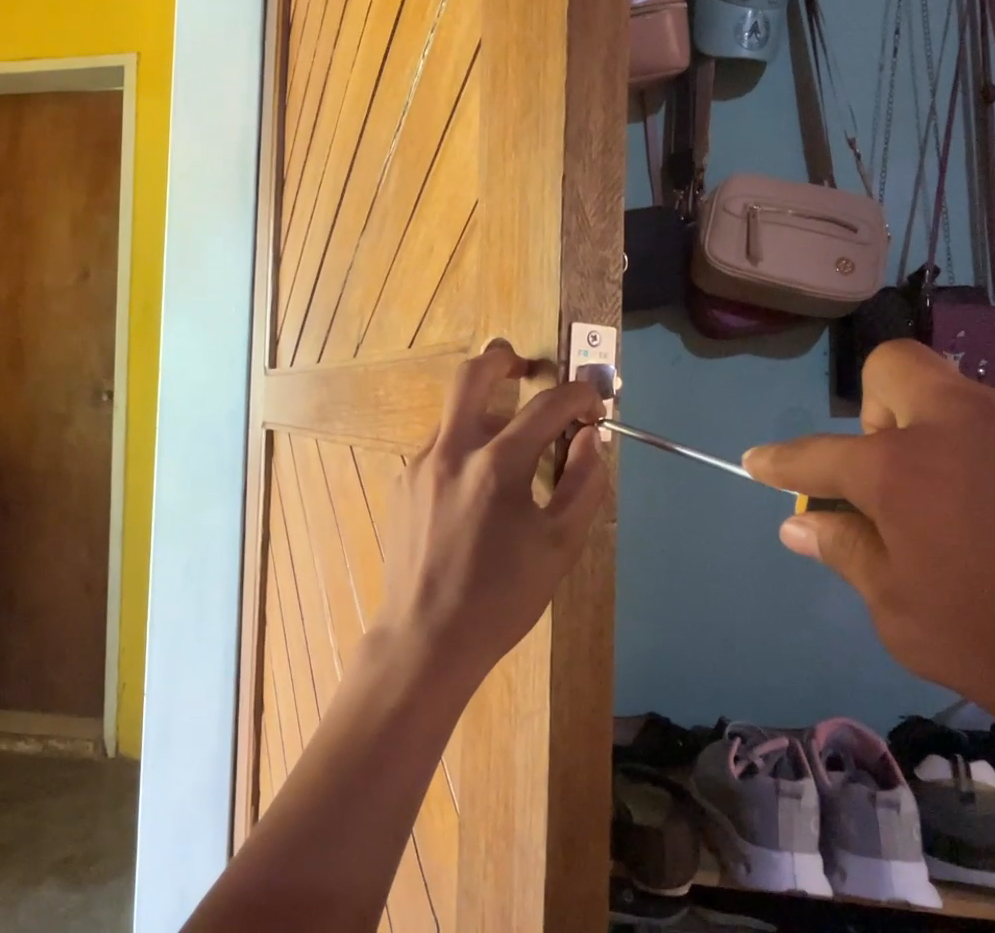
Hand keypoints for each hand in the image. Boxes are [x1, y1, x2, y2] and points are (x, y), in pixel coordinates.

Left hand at [374, 341, 609, 681]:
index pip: (548, 405)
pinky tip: (477, 487)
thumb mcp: (560, 545)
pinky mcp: (401, 484)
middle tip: (526, 365)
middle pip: (472, 375)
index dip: (579, 396)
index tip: (594, 402)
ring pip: (453, 414)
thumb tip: (593, 438)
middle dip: (503, 358)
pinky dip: (464, 448)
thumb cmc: (503, 597)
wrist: (427, 637)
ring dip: (485, 412)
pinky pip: (438, 448)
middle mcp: (451, 451)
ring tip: (511, 446)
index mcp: (497, 465)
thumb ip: (584, 483)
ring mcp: (418, 465)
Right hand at [743, 340, 994, 842]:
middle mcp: (974, 420)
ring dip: (983, 449)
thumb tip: (805, 527)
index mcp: (905, 471)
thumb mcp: (919, 629)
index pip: (815, 455)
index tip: (758, 463)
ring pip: (994, 407)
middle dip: (880, 408)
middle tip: (905, 472)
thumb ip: (854, 562)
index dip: (780, 462)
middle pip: (898, 367)